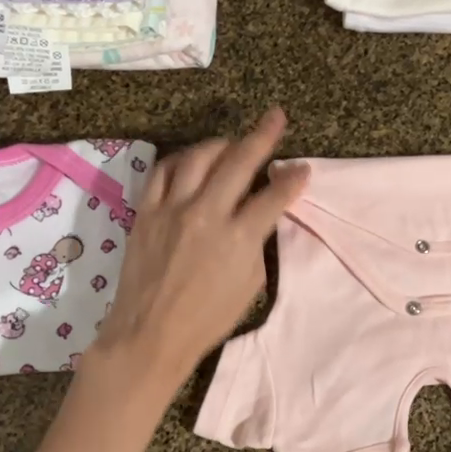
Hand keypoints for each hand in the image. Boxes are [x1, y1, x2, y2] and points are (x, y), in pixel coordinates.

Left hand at [84, 108, 308, 395]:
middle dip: (263, 136)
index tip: (304, 169)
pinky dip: (181, 159)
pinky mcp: (145, 211)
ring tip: (232, 142)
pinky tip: (191, 160)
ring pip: (198, 157)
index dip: (294, 180)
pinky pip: (163, 170)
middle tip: (276, 117)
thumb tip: (259, 217)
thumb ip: (257, 243)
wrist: (150, 334)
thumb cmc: (208, 319)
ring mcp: (172, 208)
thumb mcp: (251, 284)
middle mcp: (206, 213)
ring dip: (220, 143)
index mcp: (239, 238)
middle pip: (239, 161)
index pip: (274, 196)